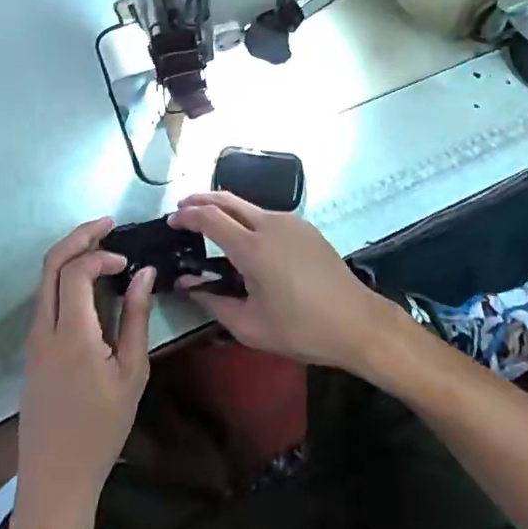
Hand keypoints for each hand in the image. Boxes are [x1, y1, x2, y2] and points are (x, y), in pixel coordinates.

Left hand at [15, 218, 152, 528]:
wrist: (56, 477)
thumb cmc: (101, 426)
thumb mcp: (131, 372)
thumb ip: (135, 318)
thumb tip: (144, 273)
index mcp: (70, 334)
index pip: (76, 271)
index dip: (102, 255)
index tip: (128, 262)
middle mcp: (43, 330)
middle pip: (50, 265)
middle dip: (78, 236)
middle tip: (108, 224)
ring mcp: (33, 340)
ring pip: (44, 280)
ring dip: (71, 256)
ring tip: (104, 247)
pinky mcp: (32, 350)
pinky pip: (46, 299)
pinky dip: (66, 278)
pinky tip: (91, 282)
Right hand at [169, 192, 403, 371]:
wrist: (356, 321)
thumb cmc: (300, 328)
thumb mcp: (249, 326)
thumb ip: (212, 301)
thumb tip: (188, 284)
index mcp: (253, 246)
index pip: (210, 218)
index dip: (187, 216)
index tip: (171, 221)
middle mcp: (271, 224)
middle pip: (229, 200)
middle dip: (202, 200)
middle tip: (182, 210)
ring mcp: (292, 222)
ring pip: (250, 207)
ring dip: (226, 209)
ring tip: (209, 226)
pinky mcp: (306, 228)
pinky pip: (269, 217)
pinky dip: (247, 219)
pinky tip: (244, 239)